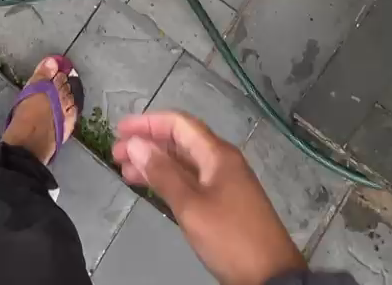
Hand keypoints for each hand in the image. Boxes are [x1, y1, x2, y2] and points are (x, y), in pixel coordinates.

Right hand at [113, 111, 306, 284]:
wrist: (274, 279)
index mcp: (217, 154)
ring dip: (155, 164)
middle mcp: (221, 162)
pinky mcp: (225, 204)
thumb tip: (135, 143)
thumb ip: (162, 173)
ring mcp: (225, 184)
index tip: (120, 130)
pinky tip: (152, 188)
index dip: (147, 123)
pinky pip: (191, 182)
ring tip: (126, 172)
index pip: (178, 124)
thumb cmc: (230, 237)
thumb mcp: (191, 207)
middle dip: (148, 144)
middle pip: (180, 142)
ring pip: (184, 163)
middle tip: (117, 154)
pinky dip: (169, 181)